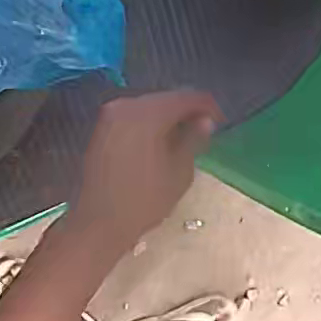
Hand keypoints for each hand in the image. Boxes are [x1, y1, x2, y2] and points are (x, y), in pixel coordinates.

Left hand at [64, 90, 222, 254]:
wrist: (100, 223)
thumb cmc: (145, 200)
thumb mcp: (179, 171)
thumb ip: (193, 139)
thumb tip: (205, 121)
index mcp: (148, 113)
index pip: (186, 97)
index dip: (207, 106)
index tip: (220, 121)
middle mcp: (126, 106)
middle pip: (165, 99)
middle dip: (186, 111)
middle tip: (204, 129)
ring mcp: (109, 117)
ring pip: (147, 108)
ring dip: (167, 118)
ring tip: (184, 138)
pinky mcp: (101, 131)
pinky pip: (132, 119)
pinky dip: (149, 126)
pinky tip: (160, 143)